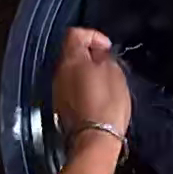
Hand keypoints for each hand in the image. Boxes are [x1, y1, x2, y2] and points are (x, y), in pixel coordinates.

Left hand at [53, 27, 130, 142]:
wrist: (94, 140)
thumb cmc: (107, 104)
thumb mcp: (114, 72)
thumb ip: (104, 57)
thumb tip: (98, 54)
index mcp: (71, 59)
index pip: (75, 33)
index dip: (93, 35)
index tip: (106, 47)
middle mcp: (60, 72)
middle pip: (71, 52)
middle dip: (89, 54)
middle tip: (107, 63)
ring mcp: (58, 90)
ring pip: (71, 70)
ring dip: (86, 71)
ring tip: (105, 81)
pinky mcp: (61, 106)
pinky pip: (71, 87)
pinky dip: (83, 86)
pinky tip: (97, 96)